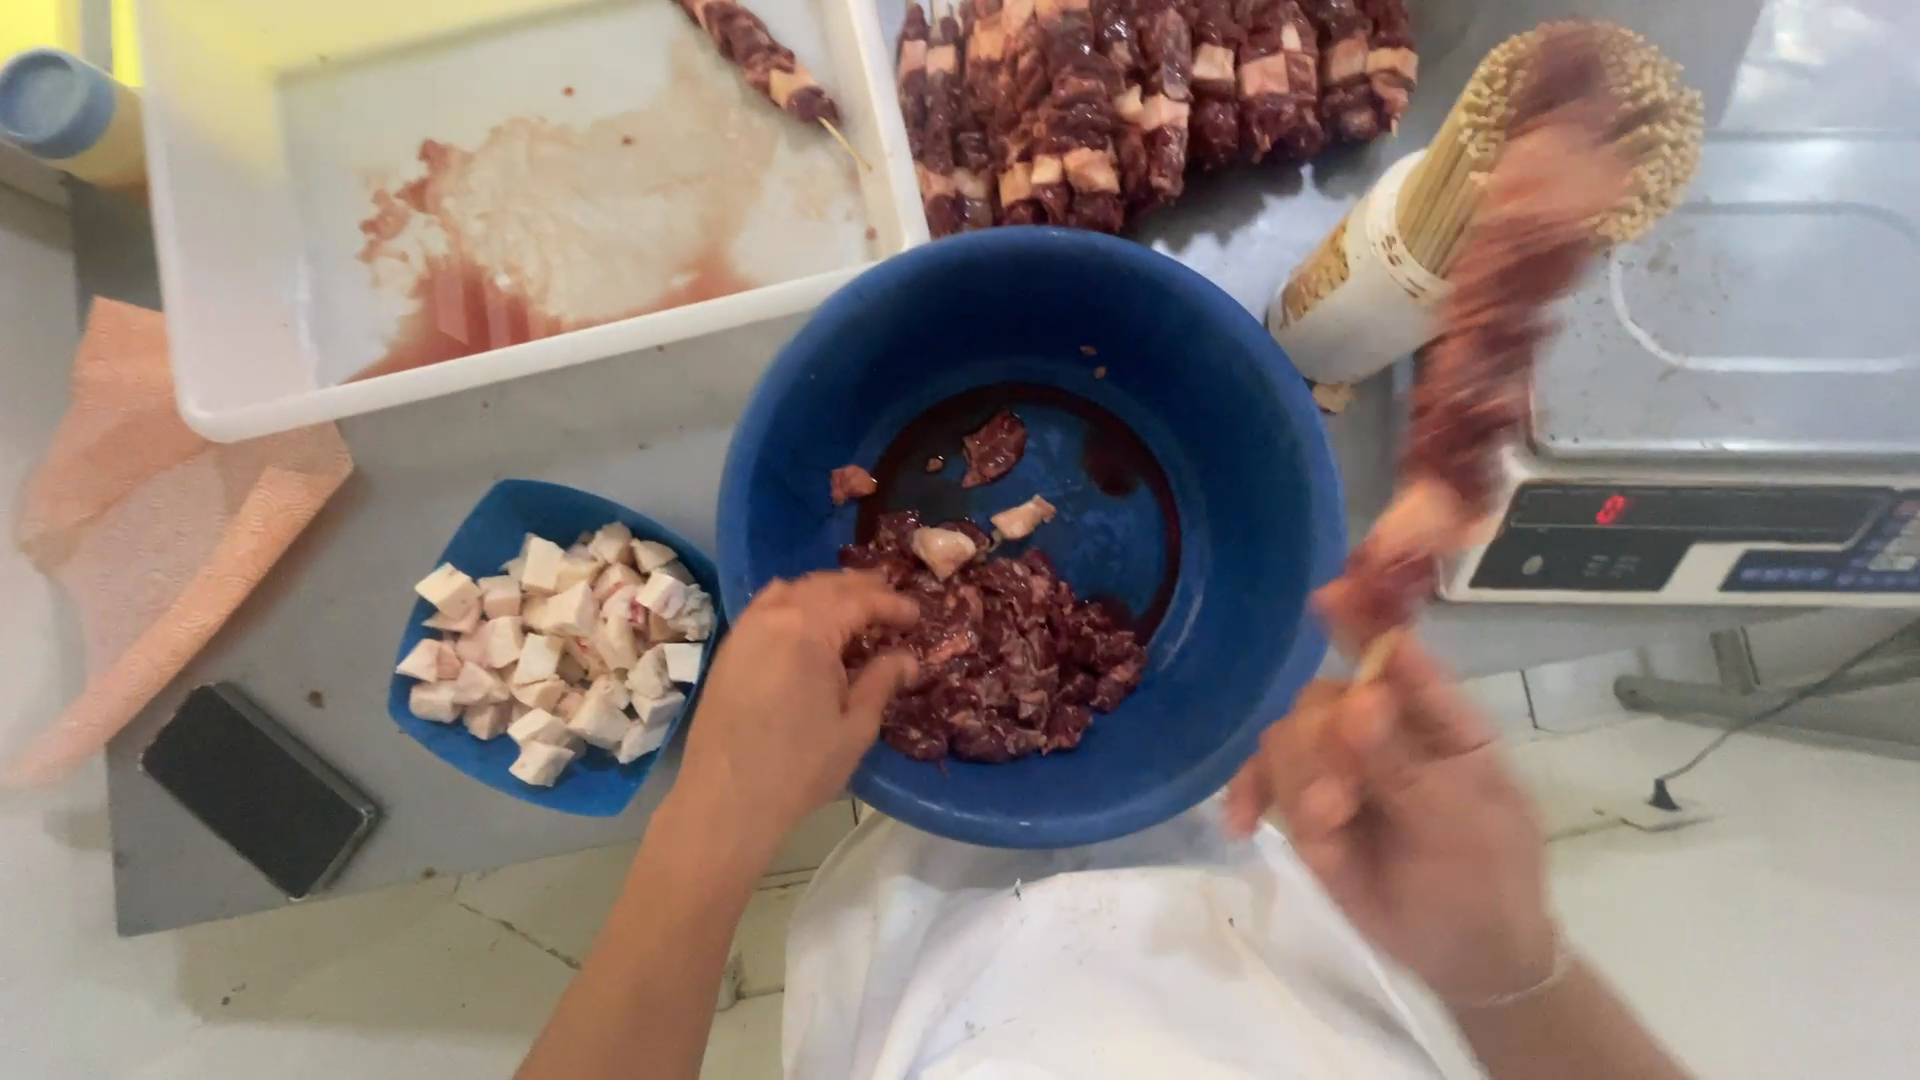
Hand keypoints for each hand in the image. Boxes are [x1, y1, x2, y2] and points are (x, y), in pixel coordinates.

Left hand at [675, 571, 918, 855]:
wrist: (724, 802)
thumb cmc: (798, 768)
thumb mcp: (855, 727)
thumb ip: (882, 681)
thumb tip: (909, 659)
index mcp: (808, 630)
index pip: (859, 600)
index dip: (892, 604)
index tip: (917, 616)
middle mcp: (774, 616)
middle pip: (825, 586)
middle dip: (863, 590)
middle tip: (892, 603)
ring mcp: (746, 629)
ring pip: (794, 590)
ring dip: (828, 592)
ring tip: (855, 607)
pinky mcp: (730, 648)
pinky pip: (767, 606)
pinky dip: (796, 603)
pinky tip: (809, 623)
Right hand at [1224, 584, 1556, 1004]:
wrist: (1463, 955)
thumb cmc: (1487, 880)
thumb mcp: (1460, 824)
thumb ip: (1402, 763)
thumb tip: (1357, 701)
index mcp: (1435, 719)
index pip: (1396, 655)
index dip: (1363, 621)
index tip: (1328, 596)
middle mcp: (1378, 728)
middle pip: (1321, 699)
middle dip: (1322, 746)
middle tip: (1340, 799)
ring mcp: (1335, 764)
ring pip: (1284, 735)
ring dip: (1296, 782)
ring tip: (1328, 828)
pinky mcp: (1300, 799)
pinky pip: (1256, 775)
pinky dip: (1246, 793)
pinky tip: (1241, 823)